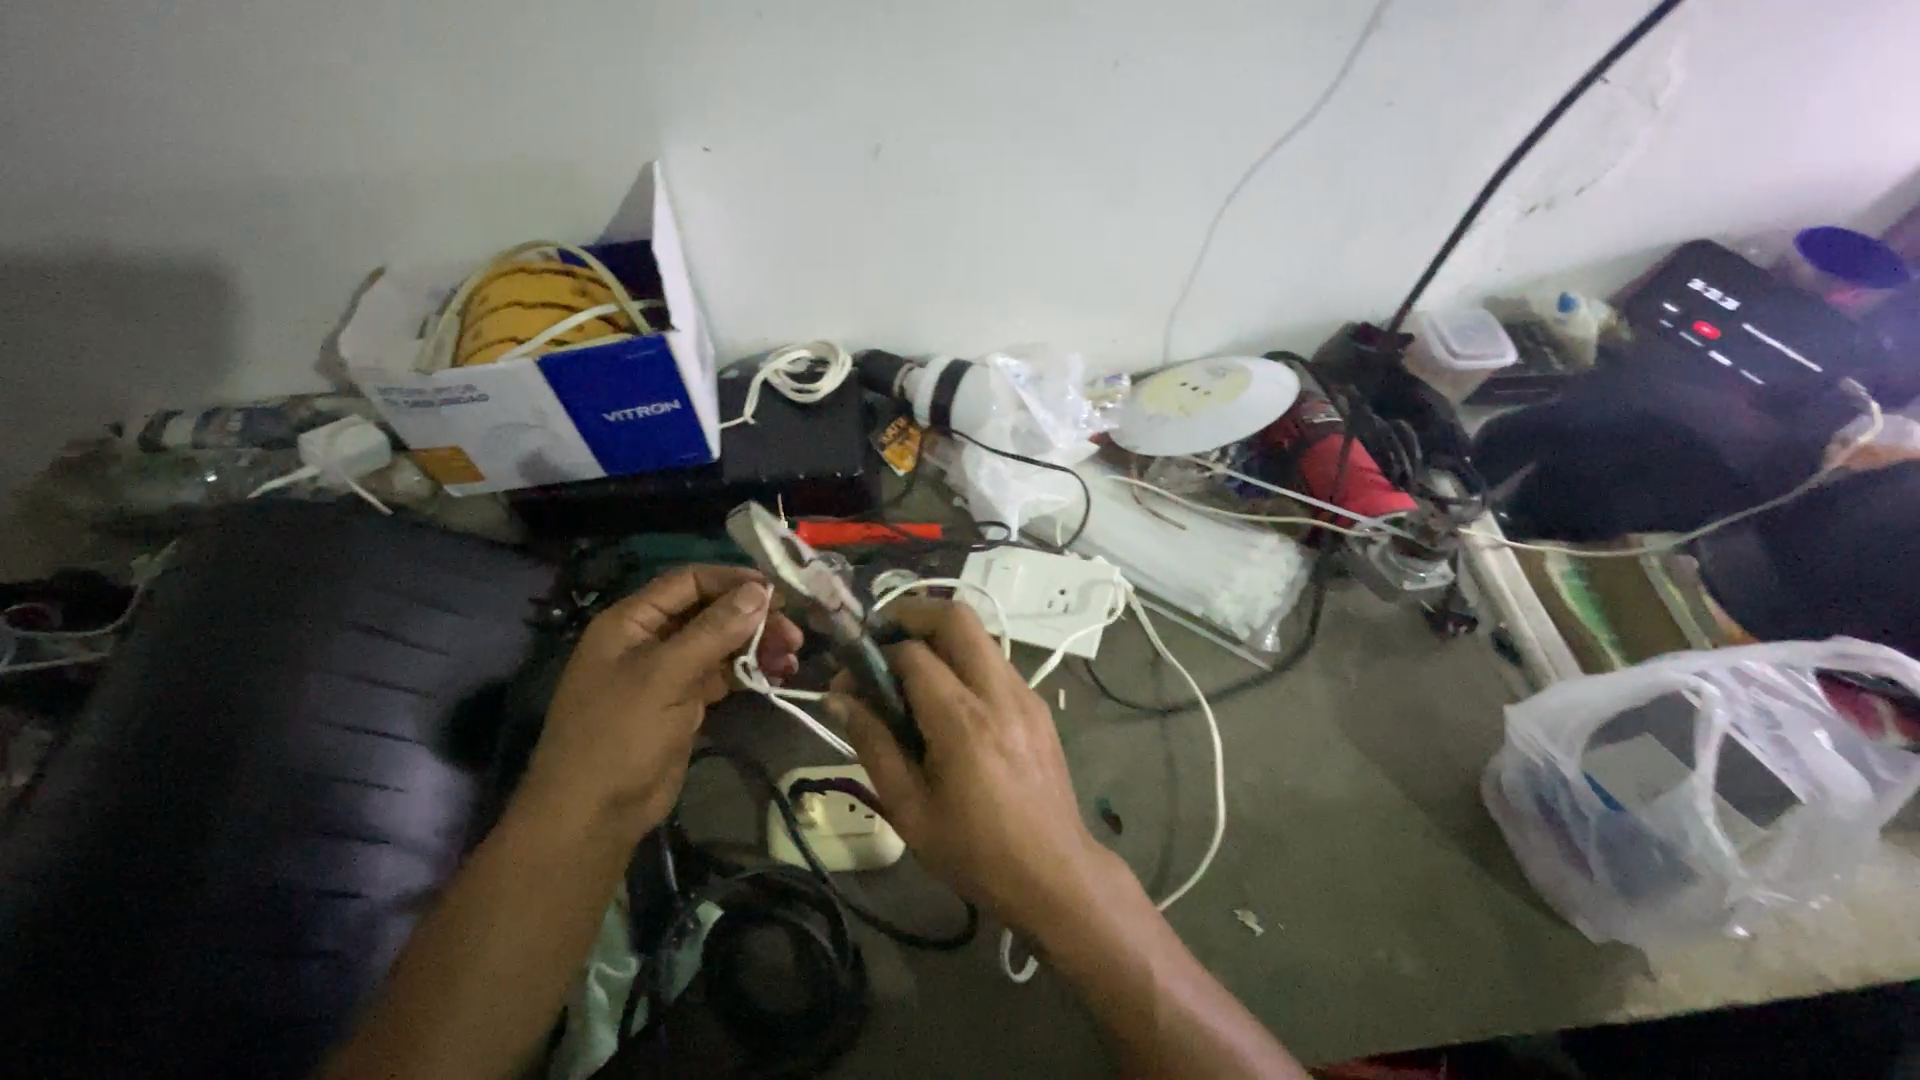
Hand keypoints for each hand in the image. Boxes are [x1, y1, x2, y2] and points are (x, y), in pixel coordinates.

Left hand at [525, 565, 803, 831]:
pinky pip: (721, 676)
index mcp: (631, 621)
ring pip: (719, 645)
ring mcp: (666, 673)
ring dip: (755, 646)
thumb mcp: (665, 675)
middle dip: (751, 618)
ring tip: (792, 658)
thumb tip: (760, 591)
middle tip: (793, 635)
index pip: (688, 582)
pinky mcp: (682, 703)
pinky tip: (777, 675)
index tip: (776, 592)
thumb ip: (714, 631)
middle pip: (709, 612)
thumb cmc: (620, 734)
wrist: (594, 813)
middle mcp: (648, 640)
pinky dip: (748, 672)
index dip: (732, 581)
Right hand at [828, 601, 1124, 940]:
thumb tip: (840, 699)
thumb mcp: (910, 810)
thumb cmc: (976, 853)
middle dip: (912, 614)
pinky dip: (965, 662)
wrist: (1056, 875)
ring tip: (909, 674)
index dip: (872, 655)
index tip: (849, 679)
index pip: (912, 653)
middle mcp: (999, 694)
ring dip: (940, 638)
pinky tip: (946, 703)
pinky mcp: (1039, 707)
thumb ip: (874, 745)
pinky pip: (995, 663)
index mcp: (963, 721)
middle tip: (881, 640)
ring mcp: (1026, 696)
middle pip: (956, 617)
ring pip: (979, 636)